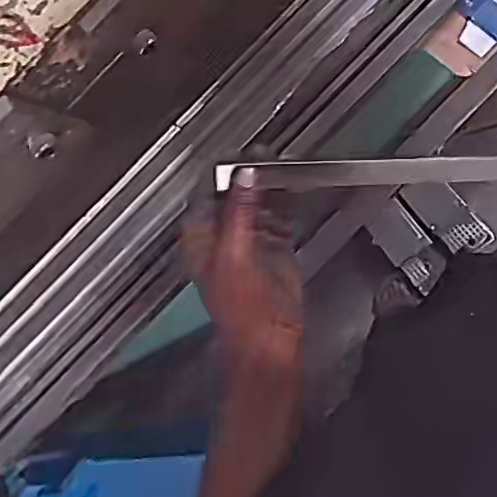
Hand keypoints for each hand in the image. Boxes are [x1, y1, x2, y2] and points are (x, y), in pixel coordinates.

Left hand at [183, 170, 303, 372]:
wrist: (269, 343)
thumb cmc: (240, 312)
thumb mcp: (235, 254)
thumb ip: (239, 212)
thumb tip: (244, 177)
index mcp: (203, 239)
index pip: (208, 193)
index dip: (222, 172)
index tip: (238, 154)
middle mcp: (225, 238)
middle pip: (236, 195)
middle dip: (250, 176)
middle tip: (266, 155)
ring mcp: (251, 243)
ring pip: (260, 204)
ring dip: (271, 186)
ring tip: (282, 167)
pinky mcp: (275, 249)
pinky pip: (281, 217)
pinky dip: (288, 203)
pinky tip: (294, 191)